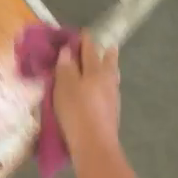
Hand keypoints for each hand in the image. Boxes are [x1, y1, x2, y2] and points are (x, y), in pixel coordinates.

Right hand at [54, 34, 120, 150]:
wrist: (95, 144)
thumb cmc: (76, 111)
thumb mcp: (64, 87)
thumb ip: (66, 68)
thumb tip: (68, 51)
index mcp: (96, 70)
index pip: (90, 49)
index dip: (85, 39)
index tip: (82, 32)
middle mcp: (108, 80)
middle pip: (108, 61)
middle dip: (106, 52)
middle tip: (107, 45)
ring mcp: (113, 96)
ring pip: (112, 76)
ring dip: (109, 68)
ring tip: (106, 65)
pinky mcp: (113, 111)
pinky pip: (110, 90)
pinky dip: (106, 84)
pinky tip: (102, 90)